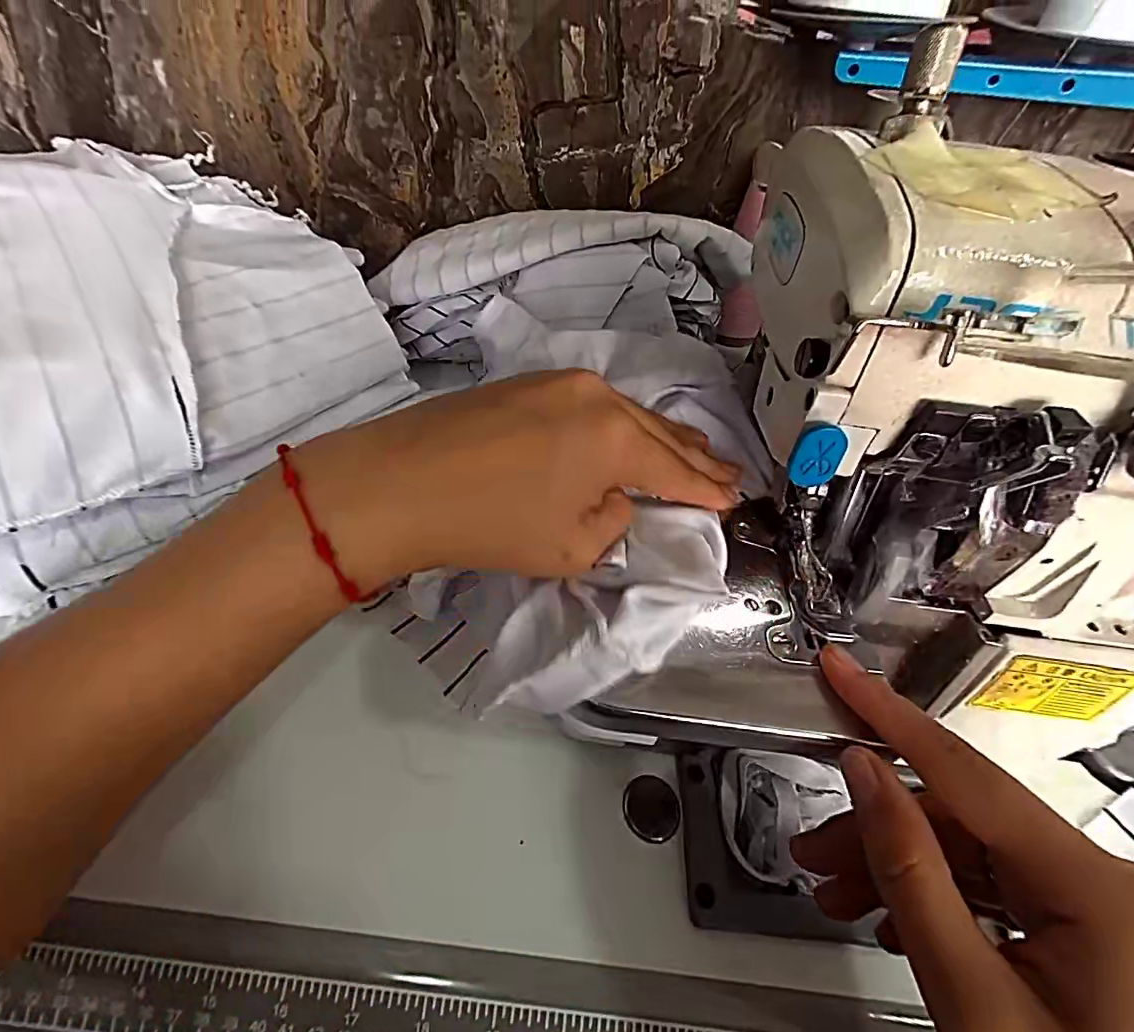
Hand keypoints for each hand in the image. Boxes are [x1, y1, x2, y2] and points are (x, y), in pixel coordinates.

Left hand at [297, 371, 742, 583]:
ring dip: (665, 436)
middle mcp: (600, 397)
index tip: (733, 500)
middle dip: (699, 458)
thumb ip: (614, 519)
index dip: (707, 492)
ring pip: (632, 413)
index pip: (677, 471)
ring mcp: (563, 382)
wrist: (400, 482)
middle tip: (731, 474)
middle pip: (663, 433)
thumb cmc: (491, 525)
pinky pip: (598, 405)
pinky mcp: (532, 382)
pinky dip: (624, 425)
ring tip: (698, 451)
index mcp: (617, 438)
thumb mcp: (573, 547)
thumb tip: (616, 497)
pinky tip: (634, 434)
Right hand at [795, 646, 1133, 1031]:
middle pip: (978, 827)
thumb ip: (914, 877)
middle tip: (817, 850)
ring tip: (847, 892)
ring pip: (997, 861)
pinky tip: (910, 918)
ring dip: (916, 870)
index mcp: (1120, 901)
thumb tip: (868, 780)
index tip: (843, 671)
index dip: (892, 717)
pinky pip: (1027, 897)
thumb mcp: (979, 1010)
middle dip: (888, 831)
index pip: (973, 776)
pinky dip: (962, 902)